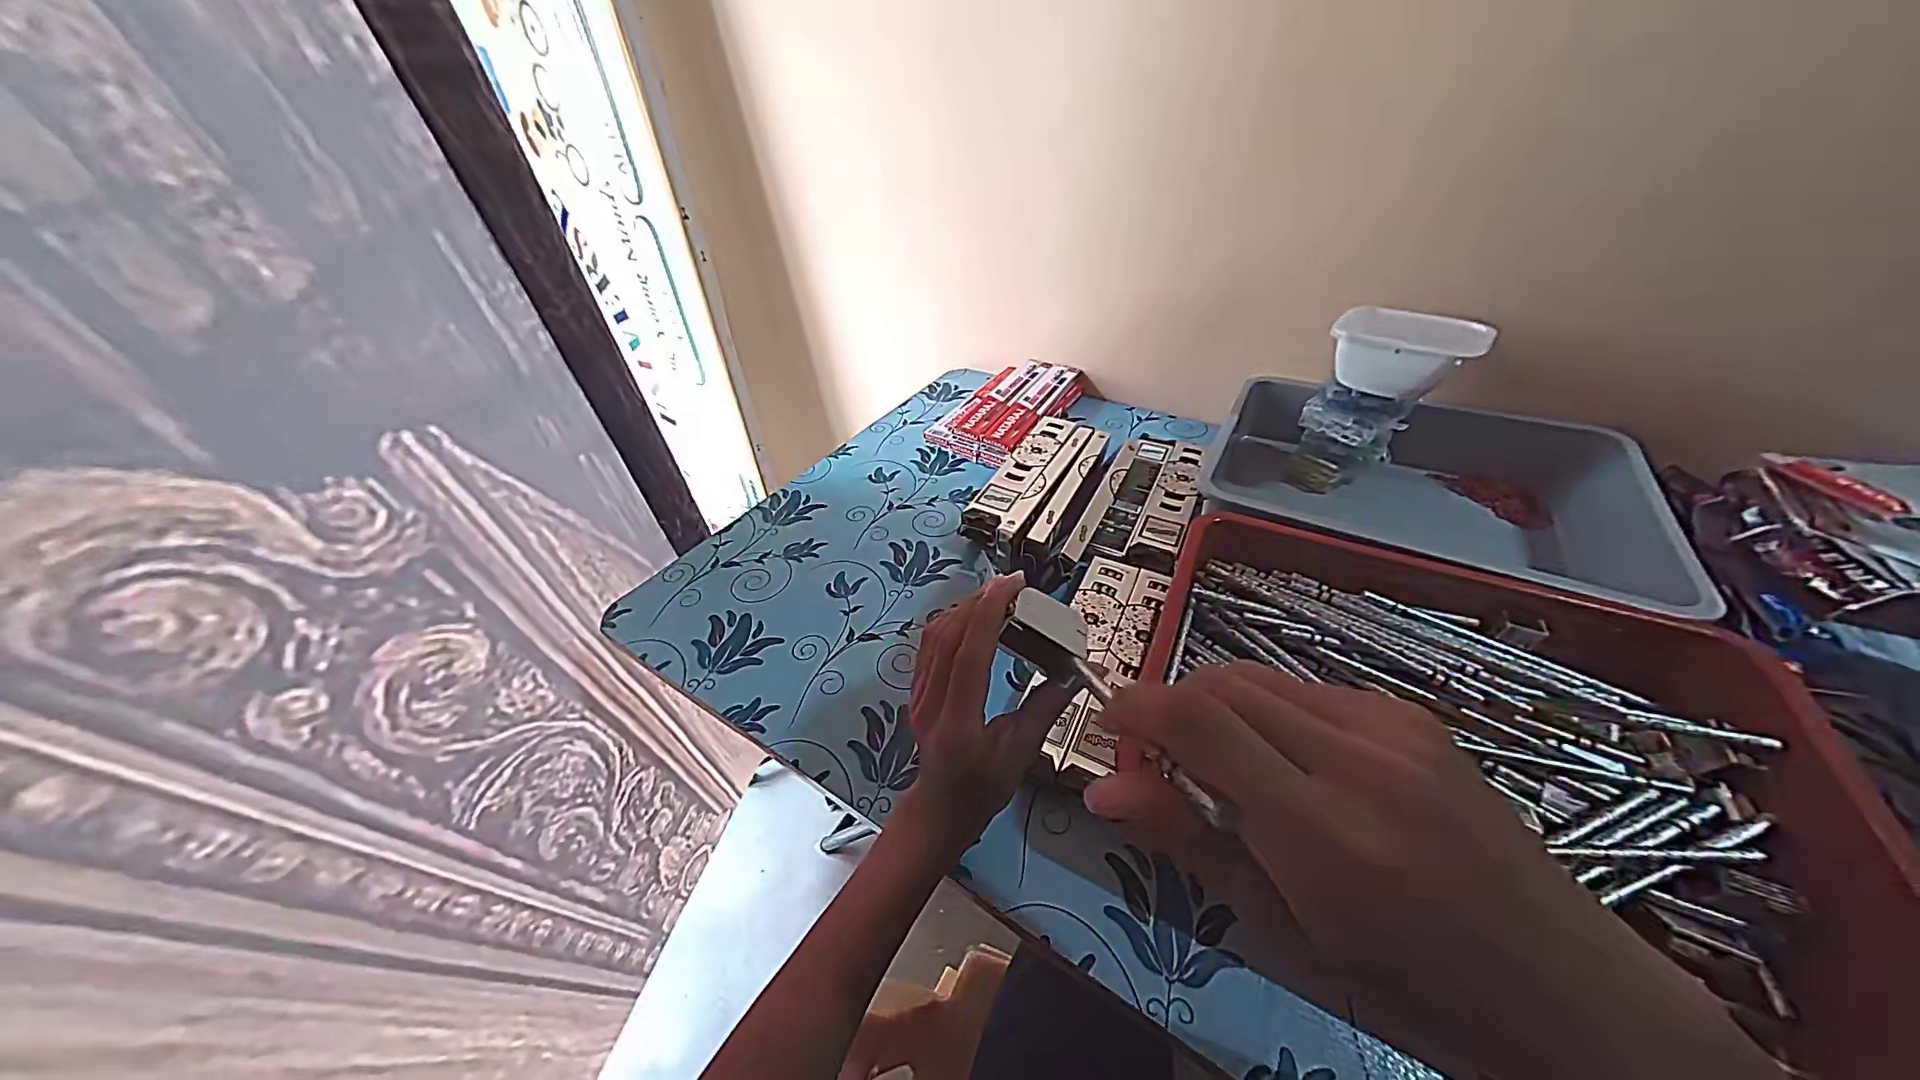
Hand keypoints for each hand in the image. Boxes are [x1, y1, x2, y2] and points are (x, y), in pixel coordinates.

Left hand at [895, 572, 1075, 856]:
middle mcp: (932, 702)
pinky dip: (953, 619)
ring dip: (967, 606)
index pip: (969, 653)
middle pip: (950, 634)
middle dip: (981, 601)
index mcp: (957, 722)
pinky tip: (972, 613)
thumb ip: (1046, 706)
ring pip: (937, 633)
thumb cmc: (980, 788)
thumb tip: (1076, 673)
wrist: (943, 804)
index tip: (1010, 587)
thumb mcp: (1021, 751)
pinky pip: (930, 641)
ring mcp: (920, 692)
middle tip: (1012, 586)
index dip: (989, 613)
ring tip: (997, 595)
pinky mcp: (919, 686)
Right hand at [1084, 662, 1780, 1079]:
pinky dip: (1269, 712)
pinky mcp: (1414, 716)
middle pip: (1220, 685)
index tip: (1108, 725)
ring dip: (1216, 709)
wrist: (1563, 989)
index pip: (1197, 721)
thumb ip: (1186, 843)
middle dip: (1170, 709)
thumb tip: (1104, 790)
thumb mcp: (1280, 931)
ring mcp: (1395, 728)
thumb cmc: (1404, 985)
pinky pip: (1307, 689)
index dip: (1135, 708)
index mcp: (1322, 831)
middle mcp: (1360, 757)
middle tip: (1160, 761)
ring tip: (1226, 769)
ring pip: (1259, 679)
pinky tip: (1292, 764)